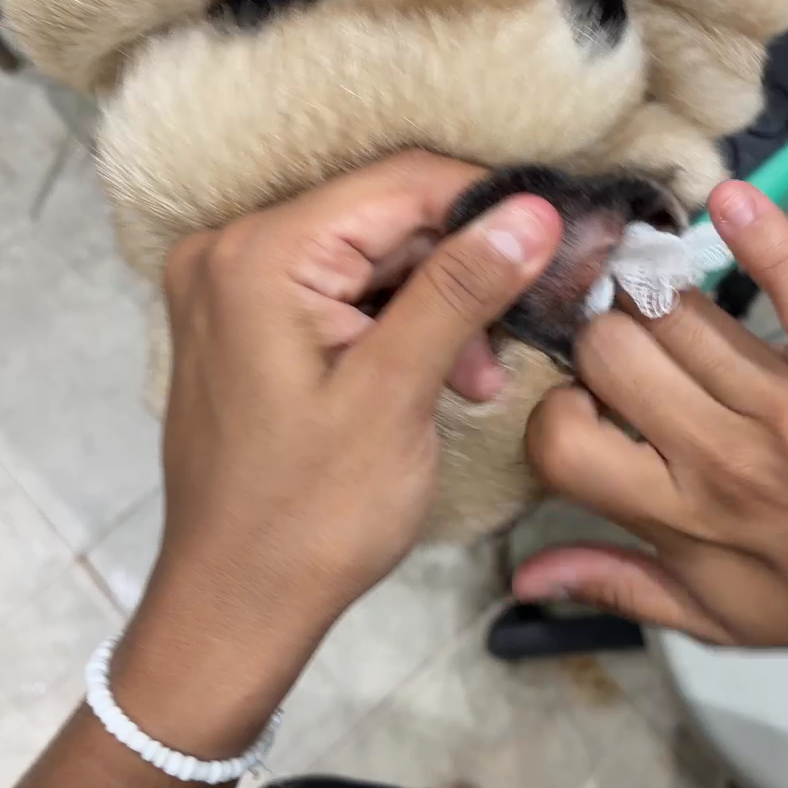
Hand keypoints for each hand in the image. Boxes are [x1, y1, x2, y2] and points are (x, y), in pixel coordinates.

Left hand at [115, 151, 561, 752]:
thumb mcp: (396, 392)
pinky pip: (343, 293)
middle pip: (383, 219)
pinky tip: (437, 373)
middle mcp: (232, 250)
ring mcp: (234, 286)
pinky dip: (398, 324)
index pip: (398, 184)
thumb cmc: (313, 513)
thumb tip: (533, 211)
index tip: (555, 238)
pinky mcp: (249, 321)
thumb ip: (461, 289)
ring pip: (371, 258)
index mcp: (260, 255)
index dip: (486, 204)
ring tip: (477, 372)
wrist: (238, 603)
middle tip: (518, 327)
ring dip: (436, 304)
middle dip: (461, 269)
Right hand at [516, 182, 787, 663]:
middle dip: (599, 340)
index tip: (588, 413)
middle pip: (612, 353)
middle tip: (626, 349)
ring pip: (679, 316)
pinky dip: (767, 244)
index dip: (556, 416)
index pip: (563, 442)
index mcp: (680, 517)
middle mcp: (721, 457)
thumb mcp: (715, 620)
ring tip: (654, 292)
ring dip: (652, 295)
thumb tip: (521, 577)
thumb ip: (615, 586)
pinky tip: (730, 203)